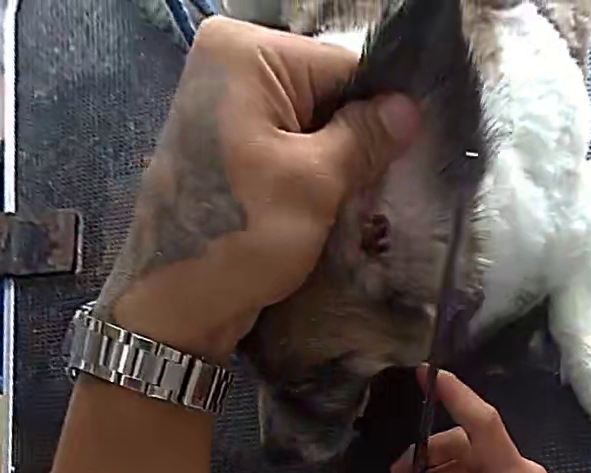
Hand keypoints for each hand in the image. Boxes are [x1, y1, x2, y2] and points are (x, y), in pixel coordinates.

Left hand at [97, 17, 420, 358]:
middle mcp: (232, 72)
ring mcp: (229, 117)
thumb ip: (363, 140)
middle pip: (325, 100)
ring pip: (312, 135)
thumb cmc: (243, 234)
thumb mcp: (314, 183)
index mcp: (245, 54)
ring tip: (364, 209)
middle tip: (386, 192)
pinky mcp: (233, 159)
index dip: (380, 113)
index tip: (408, 159)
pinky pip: (290, 160)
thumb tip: (409, 109)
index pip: (341, 67)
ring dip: (340, 173)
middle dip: (358, 147)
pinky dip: (316, 186)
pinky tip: (336, 215)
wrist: (182, 301)